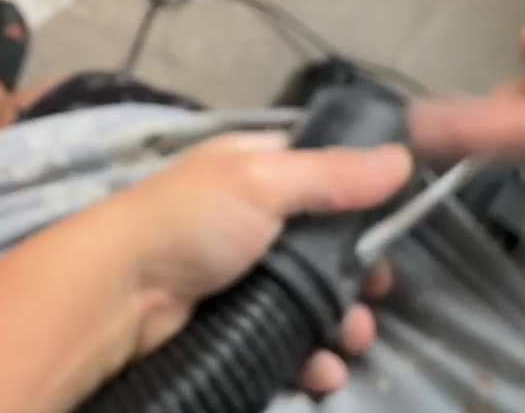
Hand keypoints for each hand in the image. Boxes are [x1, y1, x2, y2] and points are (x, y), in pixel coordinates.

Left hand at [98, 133, 410, 393]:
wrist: (121, 294)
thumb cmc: (193, 219)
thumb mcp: (262, 181)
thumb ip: (331, 174)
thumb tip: (402, 155)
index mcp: (258, 168)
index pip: (324, 174)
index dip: (362, 198)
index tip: (394, 225)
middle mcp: (257, 216)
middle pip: (328, 244)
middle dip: (359, 273)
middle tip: (376, 291)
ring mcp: (248, 273)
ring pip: (317, 298)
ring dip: (345, 322)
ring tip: (352, 337)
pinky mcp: (240, 322)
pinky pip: (292, 339)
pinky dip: (314, 357)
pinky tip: (322, 370)